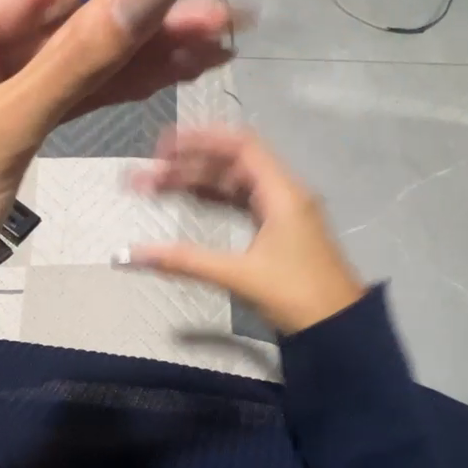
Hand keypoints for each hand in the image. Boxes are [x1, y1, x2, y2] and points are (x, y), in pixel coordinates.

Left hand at [0, 0, 233, 337]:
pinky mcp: (11, 139)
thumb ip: (75, 61)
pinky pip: (70, 101)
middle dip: (140, 17)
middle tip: (221, 16)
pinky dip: (116, 89)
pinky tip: (169, 74)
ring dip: (140, 54)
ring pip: (75, 63)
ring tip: (213, 46)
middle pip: (64, 23)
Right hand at [123, 128, 365, 333]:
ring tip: (159, 186)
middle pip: (232, 164)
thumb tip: (130, 254)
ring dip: (198, 182)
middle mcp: (285, 193)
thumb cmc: (294, 294)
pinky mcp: (279, 231)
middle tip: (148, 175)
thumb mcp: (236, 276)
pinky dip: (213, 199)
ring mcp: (283, 212)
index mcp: (282, 193)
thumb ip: (183, 261)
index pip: (240, 146)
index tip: (163, 146)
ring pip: (235, 184)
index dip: (200, 140)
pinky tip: (188, 204)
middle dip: (189, 165)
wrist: (337, 327)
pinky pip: (241, 203)